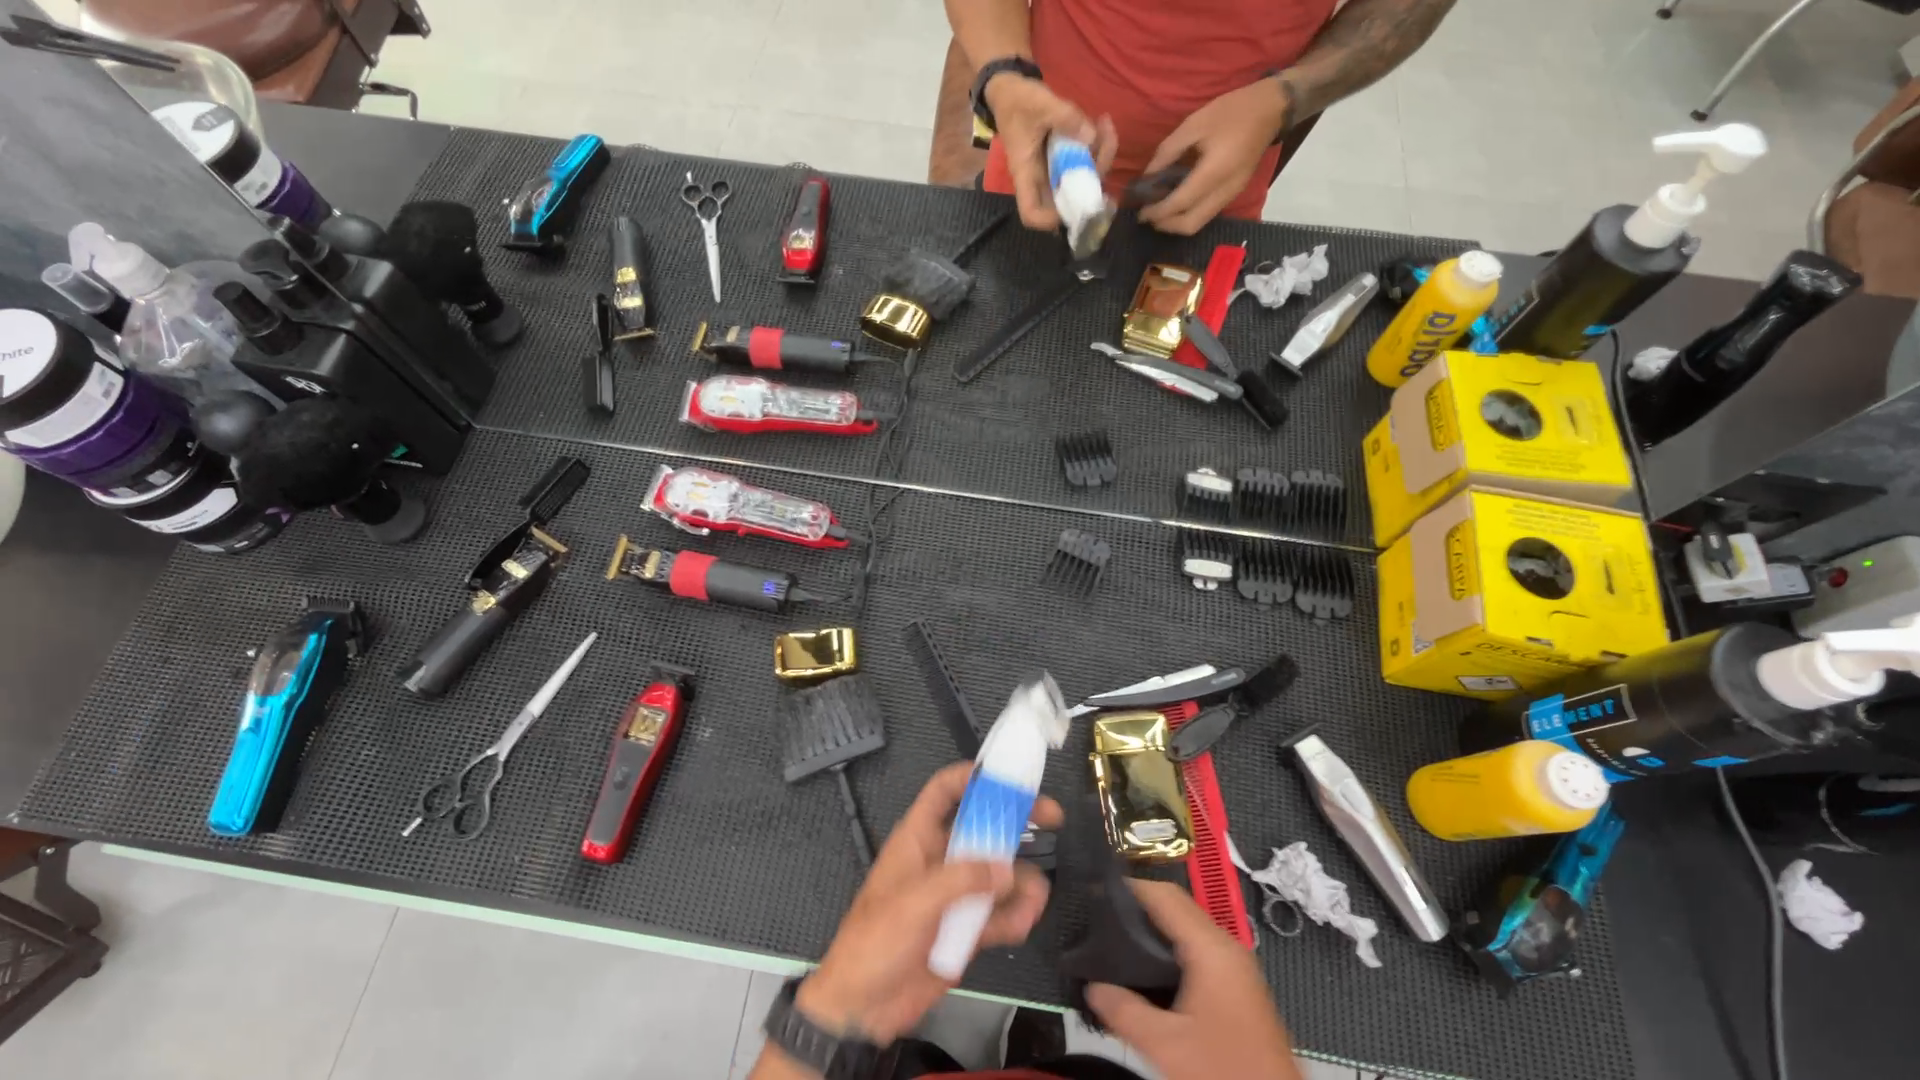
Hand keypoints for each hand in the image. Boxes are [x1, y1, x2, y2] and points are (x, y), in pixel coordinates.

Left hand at [796, 762, 1062, 1044]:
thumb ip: (962, 879)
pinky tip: (1023, 923)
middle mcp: (938, 860)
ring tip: (1034, 898)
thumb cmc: (875, 942)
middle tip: (1052, 819)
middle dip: (1016, 823)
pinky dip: (1015, 916)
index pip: (944, 792)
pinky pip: (999, 913)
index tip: (1011, 775)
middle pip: (983, 828)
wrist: (862, 1008)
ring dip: (1021, 882)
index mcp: (916, 840)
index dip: (974, 776)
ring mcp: (954, 895)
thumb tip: (1007, 869)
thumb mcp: (915, 902)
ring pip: (998, 873)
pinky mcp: (965, 929)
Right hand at [985, 73, 1116, 230]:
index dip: (1049, 219)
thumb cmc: (1017, 101)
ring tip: (1106, 126)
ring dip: (1101, 158)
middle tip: (1105, 146)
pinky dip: (1098, 147)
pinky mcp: (1063, 157)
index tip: (1072, 205)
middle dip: (1092, 181)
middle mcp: (1041, 178)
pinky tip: (1103, 123)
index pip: (1031, 212)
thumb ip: (1065, 117)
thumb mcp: (1039, 103)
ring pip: (1081, 180)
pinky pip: (1084, 162)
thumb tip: (1091, 136)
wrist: (1010, 89)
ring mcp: (1054, 169)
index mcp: (1026, 173)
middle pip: (1067, 200)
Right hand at [1086, 881, 1300, 1079]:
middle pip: (1177, 907)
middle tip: (1096, 921)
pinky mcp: (1237, 987)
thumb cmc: (1223, 1072)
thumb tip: (1092, 988)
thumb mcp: (1165, 1045)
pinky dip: (1169, 949)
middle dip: (1137, 909)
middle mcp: (1227, 948)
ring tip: (1112, 943)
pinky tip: (1144, 973)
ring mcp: (1236, 968)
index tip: (1094, 892)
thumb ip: (1123, 1011)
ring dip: (1153, 930)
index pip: (1166, 896)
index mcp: (1211, 950)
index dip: (1130, 888)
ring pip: (1188, 930)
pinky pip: (1197, 950)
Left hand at [1138, 78, 1291, 235]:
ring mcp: (1231, 195)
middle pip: (1190, 225)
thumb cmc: (1231, 112)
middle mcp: (1224, 191)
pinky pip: (1206, 215)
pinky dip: (1188, 215)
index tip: (1140, 211)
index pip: (1180, 204)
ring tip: (1158, 211)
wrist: (1271, 109)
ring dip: (1175, 223)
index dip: (1157, 212)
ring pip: (1198, 224)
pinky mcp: (1233, 194)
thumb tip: (1147, 176)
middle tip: (1147, 215)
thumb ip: (1167, 152)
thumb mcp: (1193, 125)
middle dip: (1165, 225)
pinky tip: (1176, 203)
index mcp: (1214, 172)